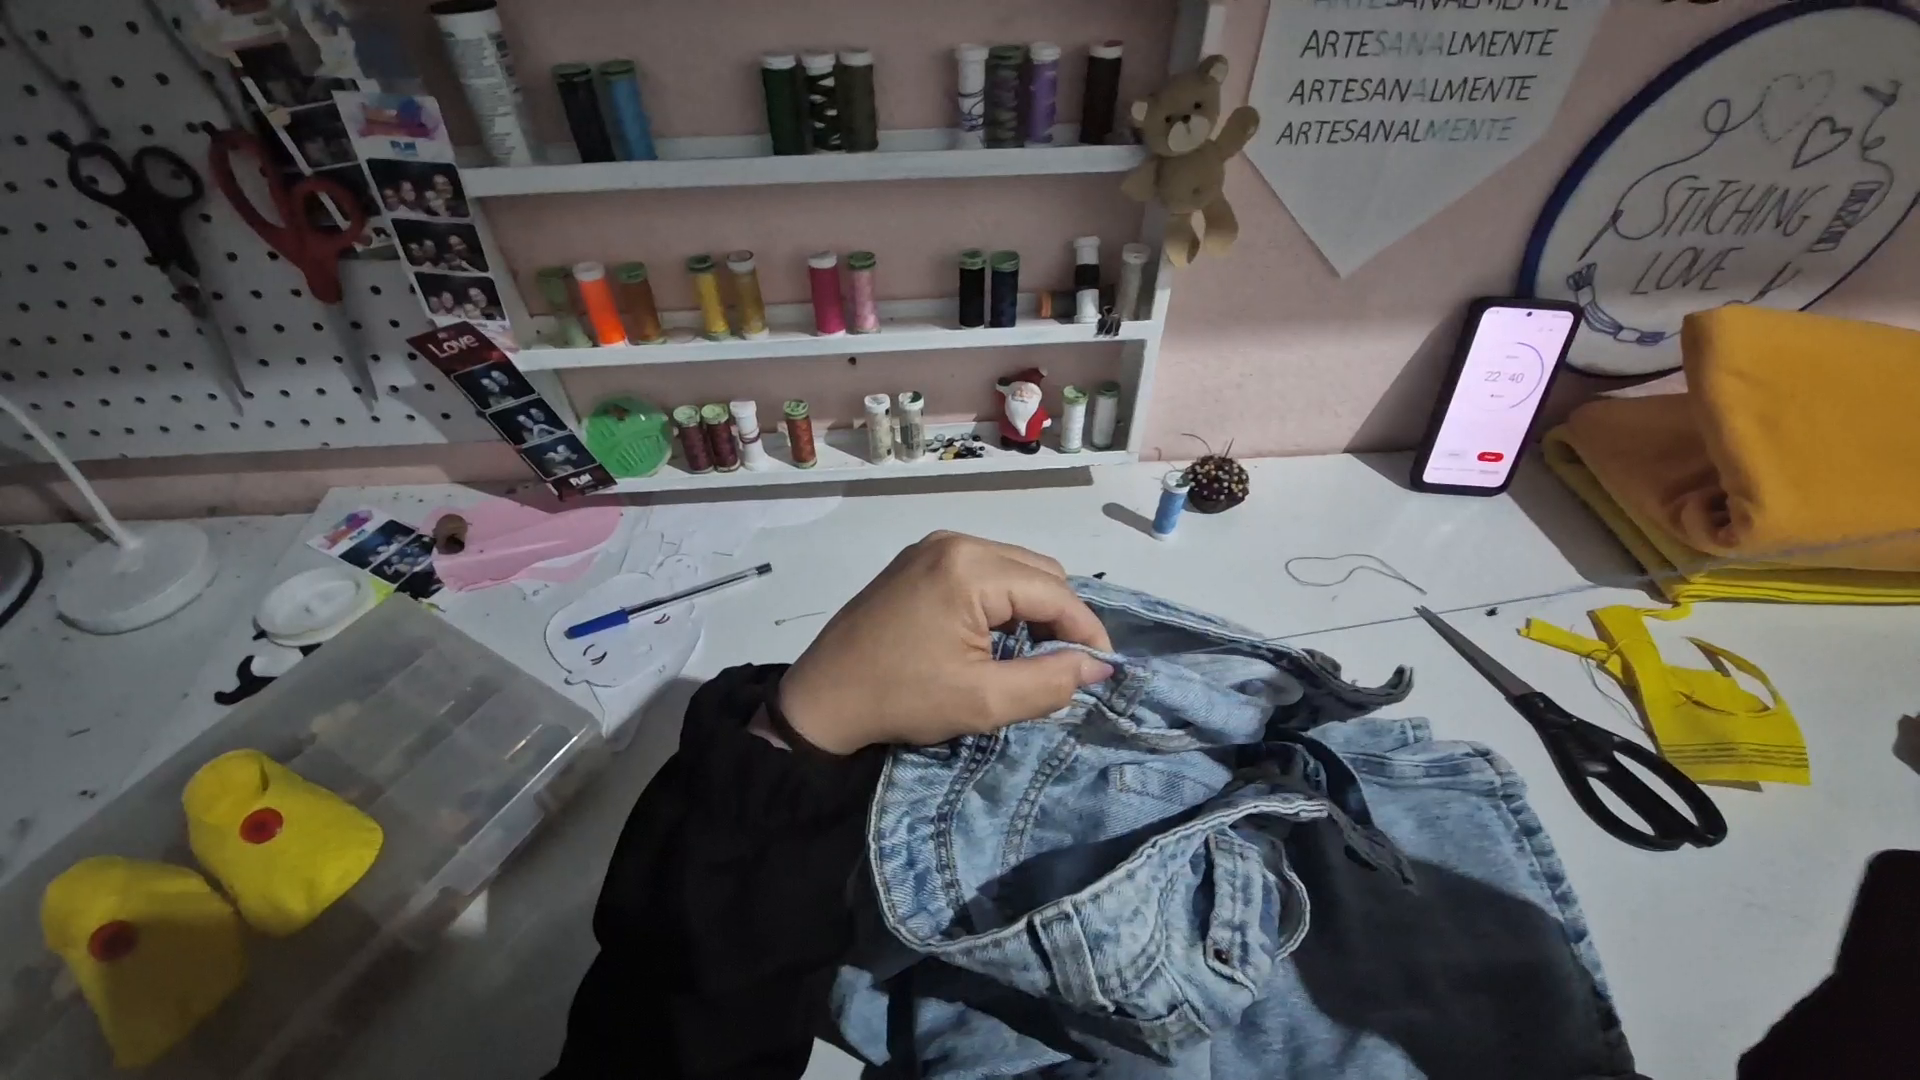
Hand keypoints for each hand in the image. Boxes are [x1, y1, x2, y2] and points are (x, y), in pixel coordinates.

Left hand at [776, 532, 1113, 754]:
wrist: (822, 698)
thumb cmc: (902, 699)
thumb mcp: (983, 701)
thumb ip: (1050, 681)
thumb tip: (1097, 665)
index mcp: (970, 567)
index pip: (1054, 590)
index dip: (1086, 630)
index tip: (1103, 668)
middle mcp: (956, 541)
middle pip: (1037, 571)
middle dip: (1060, 617)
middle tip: (1062, 665)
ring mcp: (933, 546)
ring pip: (1012, 568)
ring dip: (1030, 608)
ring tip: (1028, 654)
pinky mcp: (918, 558)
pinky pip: (982, 569)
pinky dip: (1001, 600)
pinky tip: (992, 636)